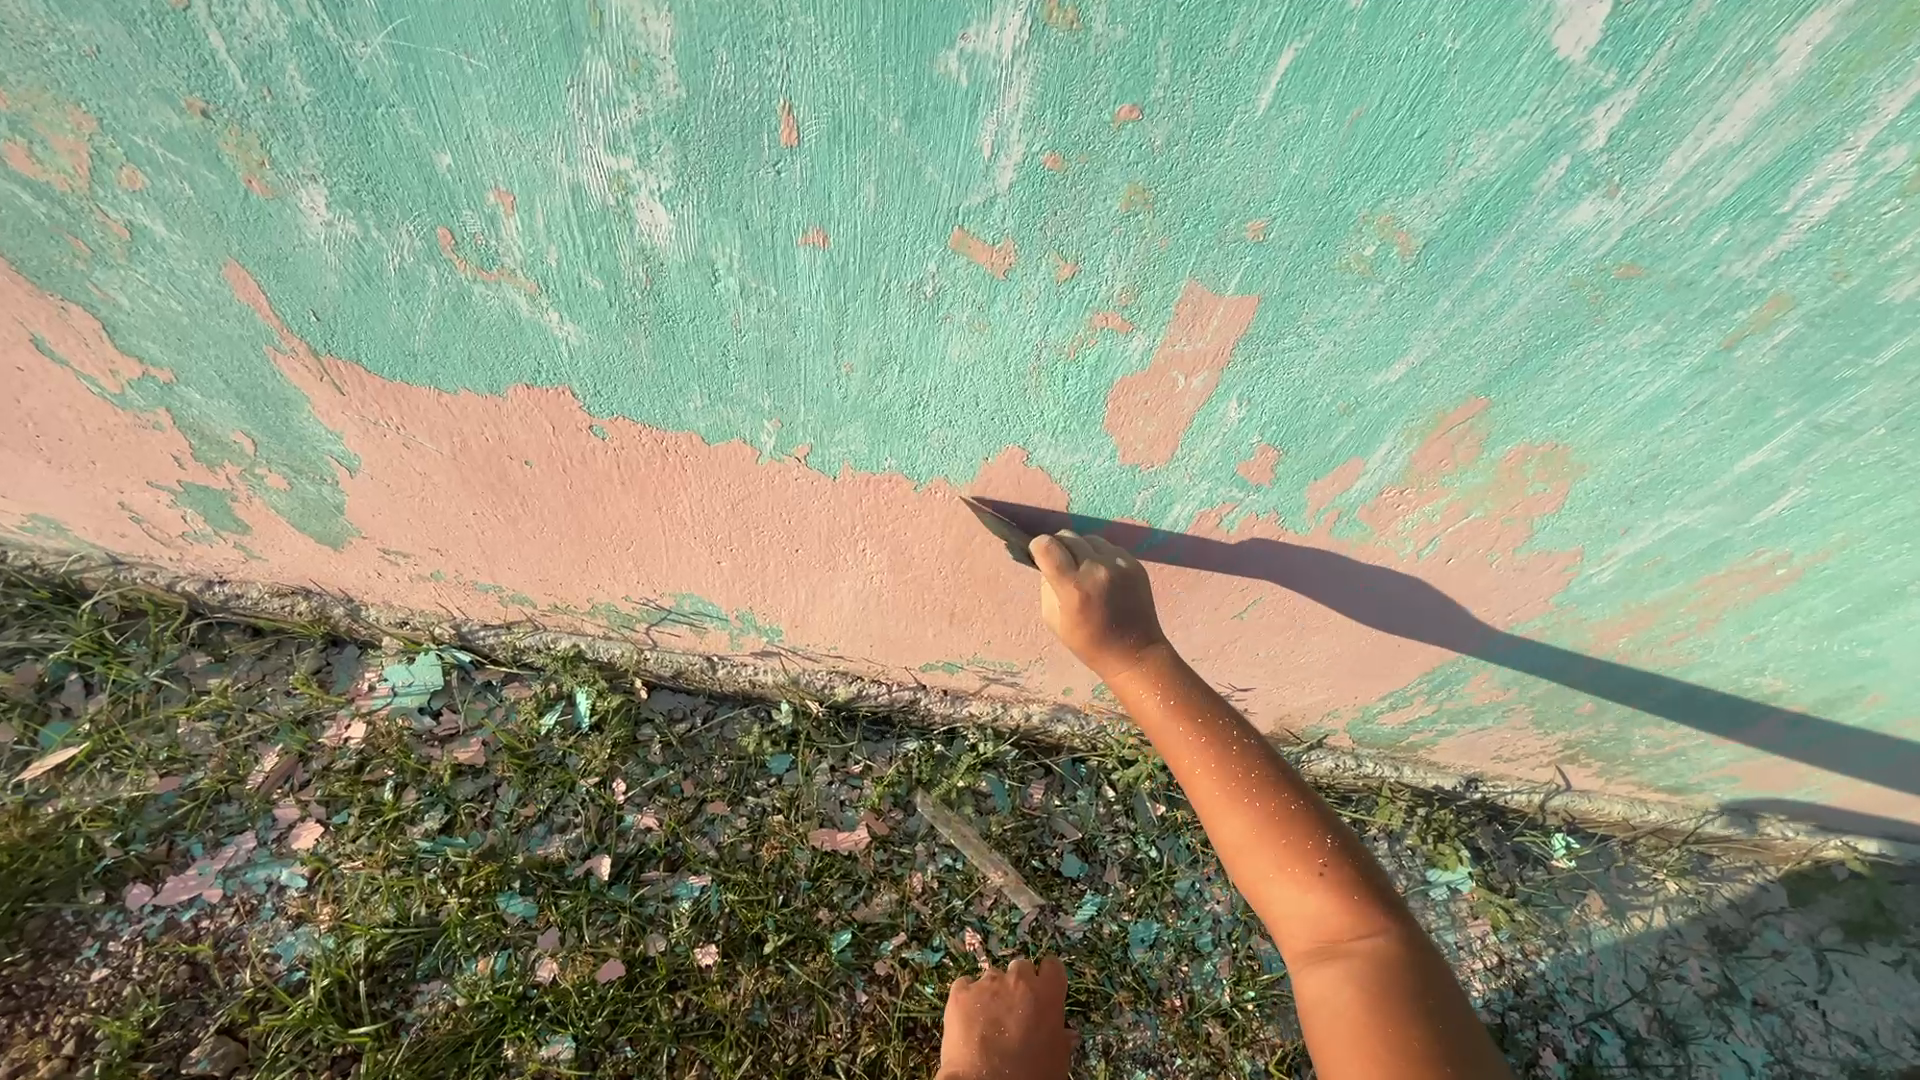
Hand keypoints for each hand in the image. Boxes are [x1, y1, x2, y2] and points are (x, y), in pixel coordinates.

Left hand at [938, 957, 1075, 1079]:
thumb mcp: (1057, 1062)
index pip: (1053, 966)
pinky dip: (967, 998)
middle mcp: (1018, 980)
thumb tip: (1066, 1034)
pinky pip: (965, 985)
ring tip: (988, 1020)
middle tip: (1015, 1011)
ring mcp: (987, 983)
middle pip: (1021, 968)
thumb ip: (1060, 1040)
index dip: (1047, 978)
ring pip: (993, 976)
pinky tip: (968, 1020)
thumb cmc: (1029, 1076)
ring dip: (993, 992)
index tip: (1043, 992)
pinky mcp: (961, 992)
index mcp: (1047, 994)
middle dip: (1018, 985)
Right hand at [1029, 530, 1168, 679]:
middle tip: (1061, 565)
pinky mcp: (1135, 563)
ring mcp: (1119, 564)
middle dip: (1058, 547)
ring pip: (1088, 538)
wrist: (1134, 653)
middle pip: (1067, 536)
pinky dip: (1100, 556)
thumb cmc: (1089, 643)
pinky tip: (1103, 575)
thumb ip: (1047, 586)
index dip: (1038, 548)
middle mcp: (1097, 569)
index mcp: (1073, 587)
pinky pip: (1108, 547)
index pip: (1046, 545)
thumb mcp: (1053, 619)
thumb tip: (1048, 563)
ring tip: (1084, 570)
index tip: (1040, 557)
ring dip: (1080, 549)